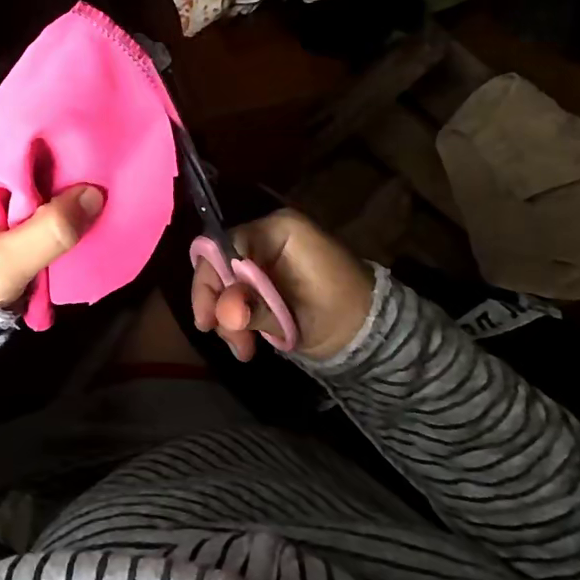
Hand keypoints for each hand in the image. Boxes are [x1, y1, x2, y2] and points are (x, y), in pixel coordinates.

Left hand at [0, 112, 104, 306]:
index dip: (38, 116)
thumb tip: (94, 195)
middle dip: (59, 140)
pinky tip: (91, 186)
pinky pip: (42, 183)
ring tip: (104, 159)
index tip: (79, 119)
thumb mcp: (6, 264)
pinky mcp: (11, 202)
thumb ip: (49, 232)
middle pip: (21, 137)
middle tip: (102, 140)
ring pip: (35, 160)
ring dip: (65, 165)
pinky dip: (64, 186)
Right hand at [191, 209, 372, 361]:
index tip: (208, 321)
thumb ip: (260, 311)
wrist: (372, 331)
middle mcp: (269, 233)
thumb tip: (224, 311)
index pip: (224, 246)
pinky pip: (239, 290)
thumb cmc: (342, 318)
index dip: (209, 282)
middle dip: (221, 307)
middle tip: (235, 344)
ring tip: (245, 350)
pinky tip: (249, 340)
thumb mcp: (299, 320)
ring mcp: (268, 252)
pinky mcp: (268, 272)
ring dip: (229, 317)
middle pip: (221, 265)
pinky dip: (239, 316)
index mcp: (280, 230)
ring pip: (227, 281)